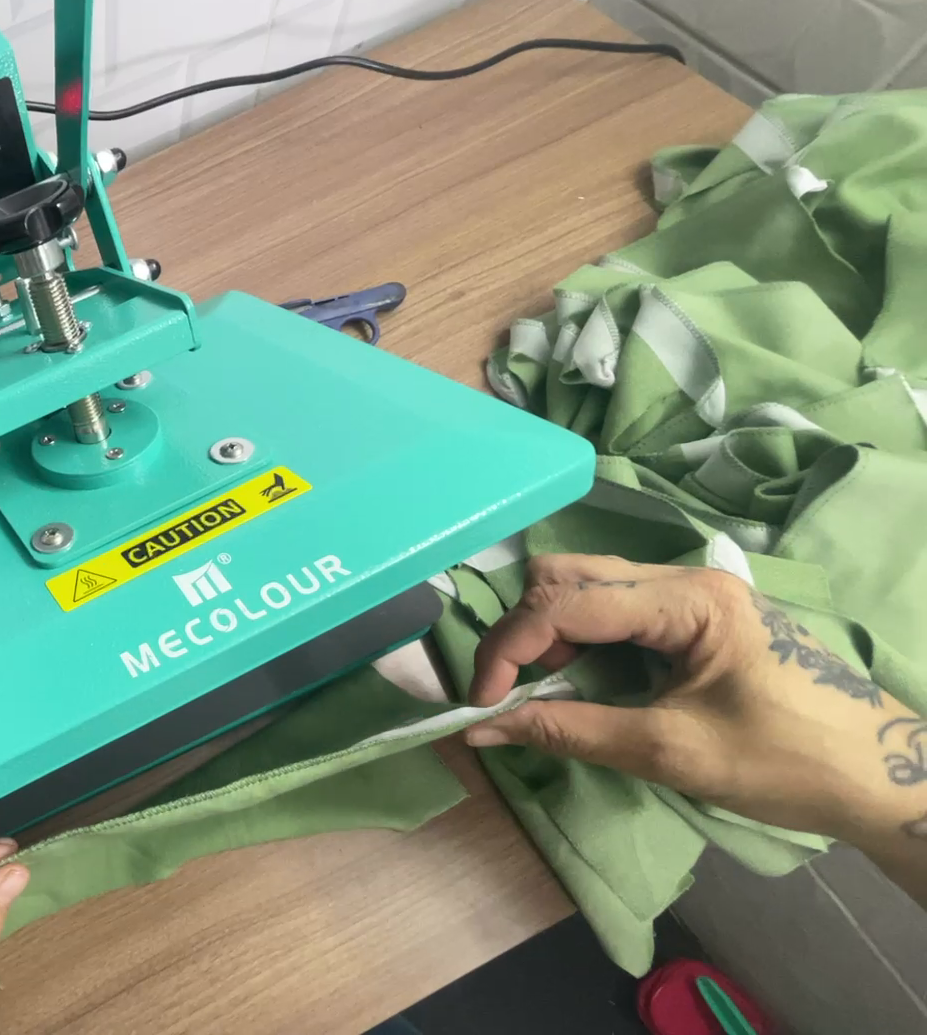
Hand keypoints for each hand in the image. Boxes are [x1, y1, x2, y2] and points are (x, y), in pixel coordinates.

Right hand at [461, 555, 926, 901]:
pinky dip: (571, 636)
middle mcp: (681, 578)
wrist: (899, 784)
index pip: (562, 604)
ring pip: (574, 583)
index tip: (483, 703)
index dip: (507, 650)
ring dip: (543, 631)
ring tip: (552, 683)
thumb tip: (476, 730)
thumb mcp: (670, 752)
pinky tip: (582, 673)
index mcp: (688, 600)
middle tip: (519, 687)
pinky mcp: (685, 608)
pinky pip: (600, 603)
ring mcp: (685, 589)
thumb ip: (566, 731)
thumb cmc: (793, 764)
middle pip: (561, 576)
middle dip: (522, 631)